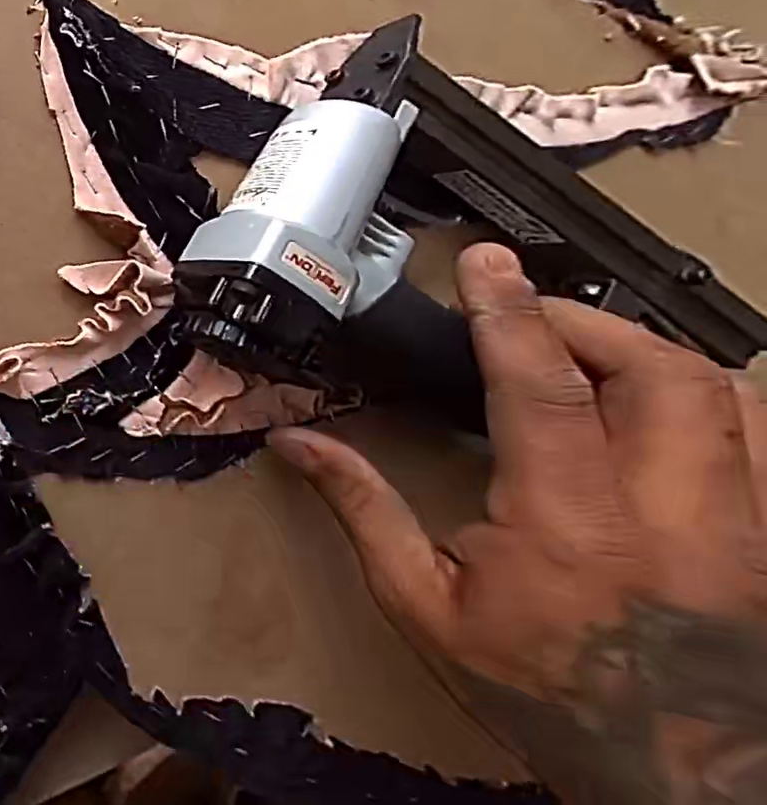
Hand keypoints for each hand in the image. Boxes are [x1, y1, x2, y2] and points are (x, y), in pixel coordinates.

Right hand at [270, 244, 766, 803]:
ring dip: (653, 351)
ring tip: (581, 343)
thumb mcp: (421, 602)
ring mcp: (750, 531)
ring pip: (739, 400)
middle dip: (590, 320)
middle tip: (524, 308)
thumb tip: (298, 442)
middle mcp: (680, 518)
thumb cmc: (541, 690)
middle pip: (670, 374)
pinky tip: (653, 398)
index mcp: (573, 527)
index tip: (486, 266)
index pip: (545, 389)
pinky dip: (710, 396)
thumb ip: (362, 508)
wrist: (684, 782)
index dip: (509, 315)